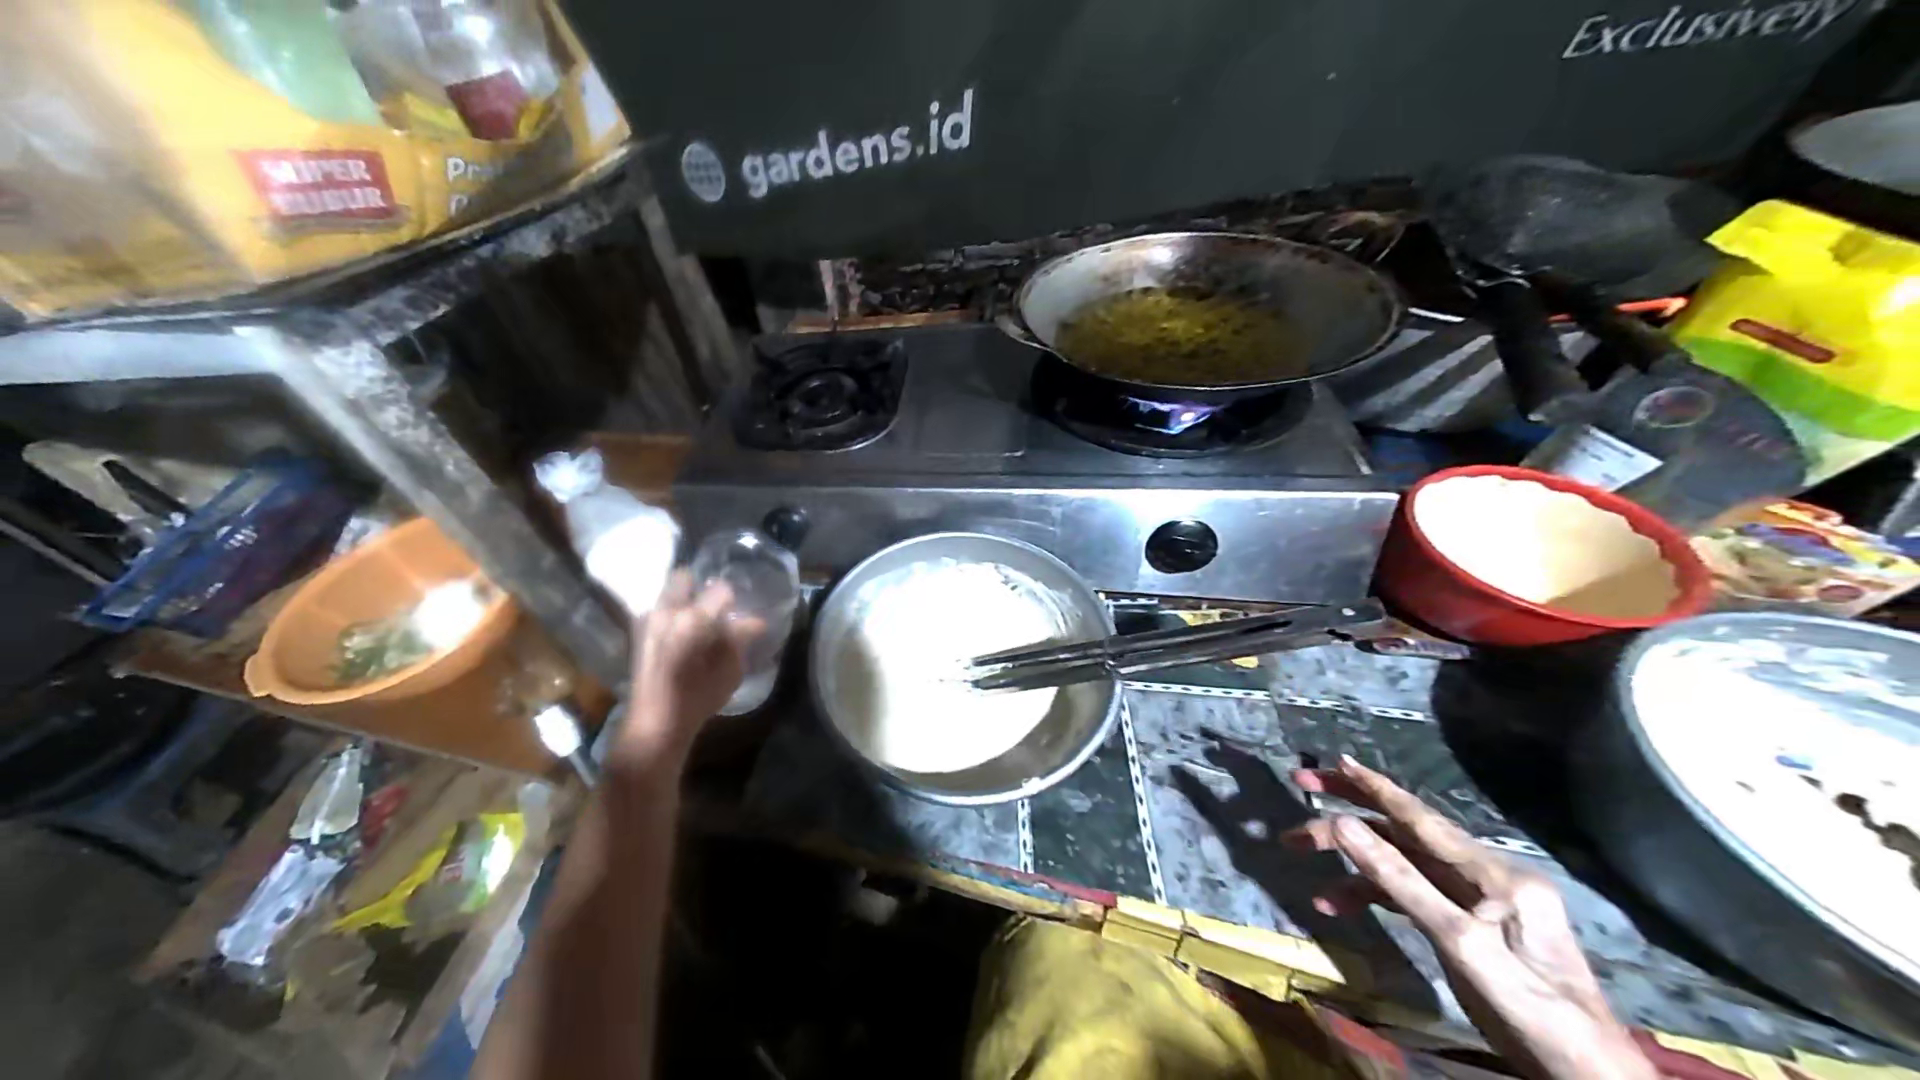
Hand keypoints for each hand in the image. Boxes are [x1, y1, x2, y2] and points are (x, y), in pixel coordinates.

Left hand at [615, 572, 763, 768]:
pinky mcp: (637, 634)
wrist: (654, 724)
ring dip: (684, 601)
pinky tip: (683, 637)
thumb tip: (754, 621)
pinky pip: (658, 612)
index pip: (721, 590)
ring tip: (699, 624)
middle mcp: (666, 611)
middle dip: (700, 589)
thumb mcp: (730, 670)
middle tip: (715, 610)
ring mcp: (647, 621)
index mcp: (693, 618)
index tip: (739, 613)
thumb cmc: (698, 697)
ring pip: (668, 594)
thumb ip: (740, 638)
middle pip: (683, 578)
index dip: (733, 600)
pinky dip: (672, 616)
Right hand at [1283, 757, 1656, 1079]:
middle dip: (1348, 810)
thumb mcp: (1461, 946)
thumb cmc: (1533, 1013)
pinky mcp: (1465, 923)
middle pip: (1404, 832)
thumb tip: (1343, 824)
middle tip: (1302, 783)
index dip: (1375, 787)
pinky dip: (1368, 893)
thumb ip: (1400, 881)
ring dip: (1349, 858)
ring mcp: (1475, 900)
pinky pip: (1407, 892)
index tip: (1336, 759)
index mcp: (1495, 874)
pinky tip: (1333, 904)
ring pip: (1399, 861)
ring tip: (1297, 849)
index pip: (1421, 819)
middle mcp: (1486, 876)